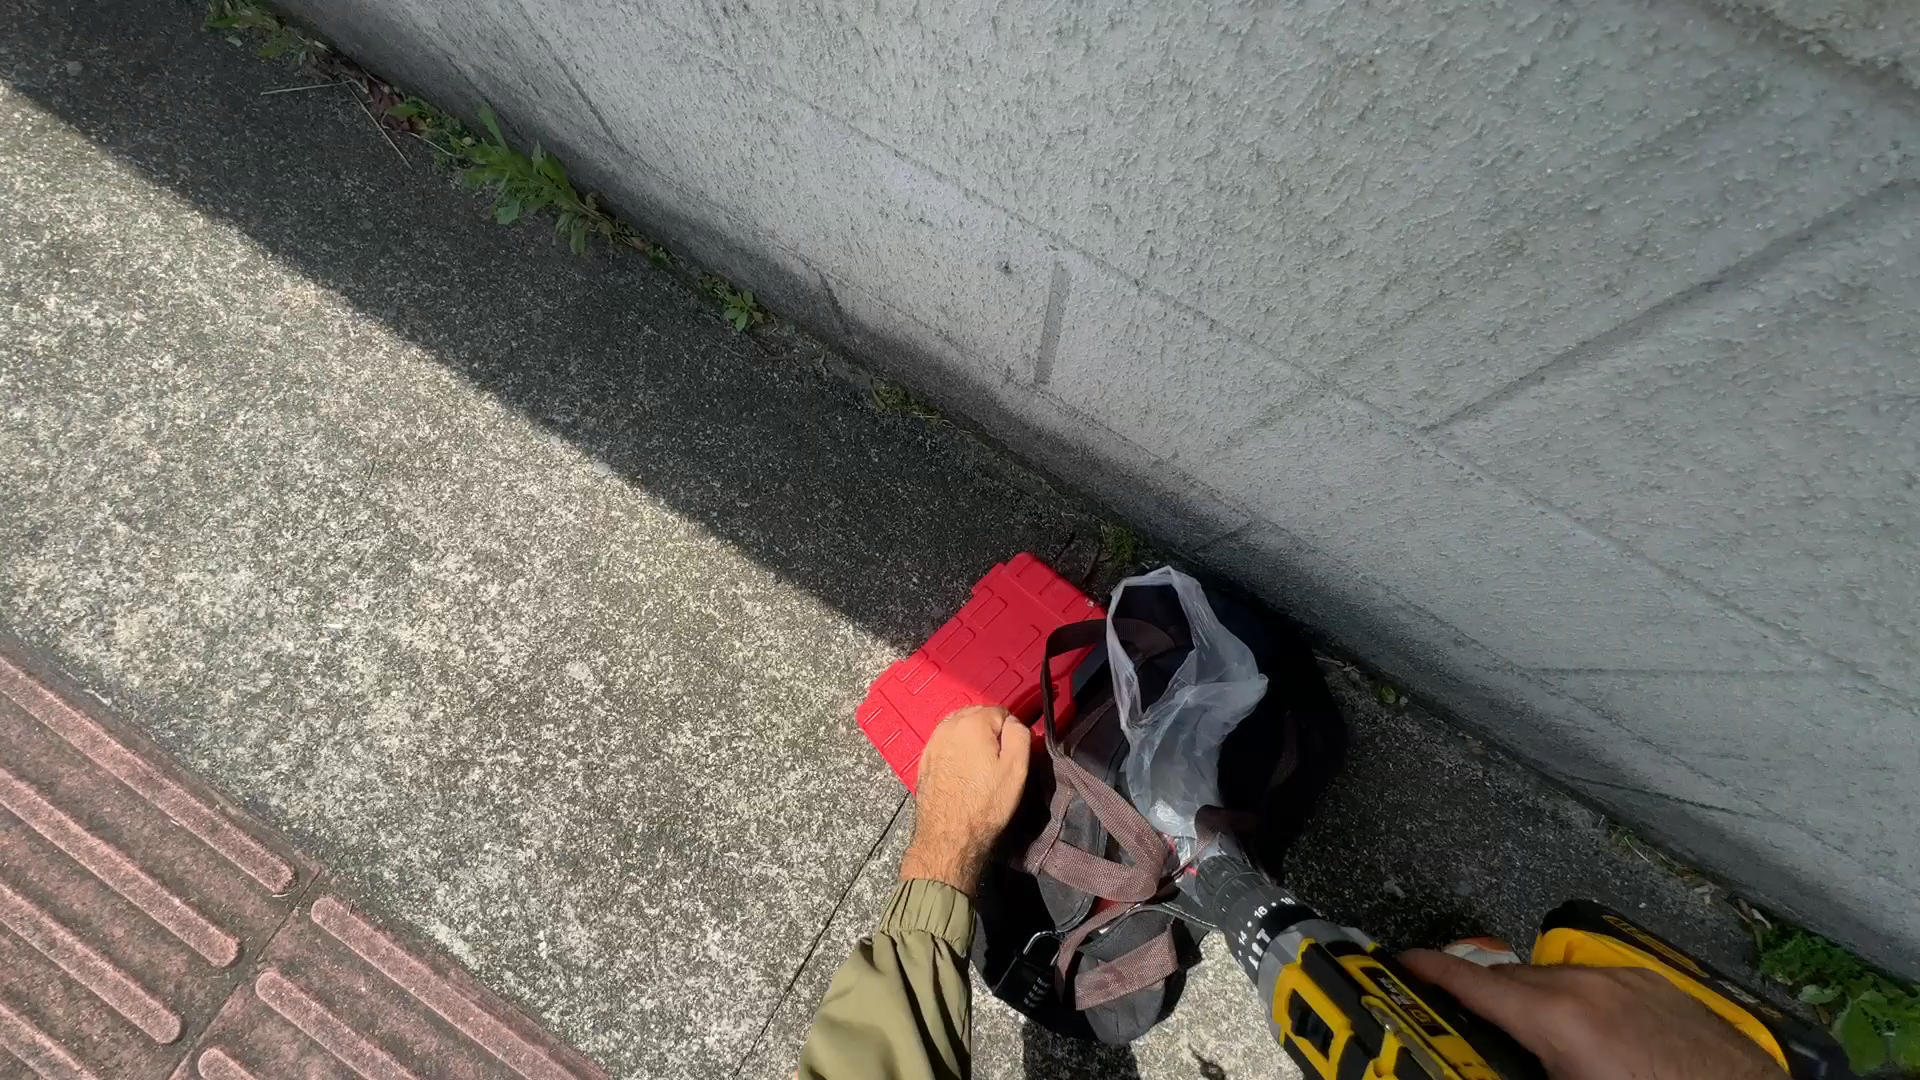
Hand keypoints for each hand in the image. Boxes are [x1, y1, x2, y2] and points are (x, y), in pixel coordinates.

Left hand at [899, 706, 1030, 895]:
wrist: (949, 836)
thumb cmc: (985, 804)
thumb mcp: (1017, 768)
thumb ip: (1020, 734)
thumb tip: (1014, 722)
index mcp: (973, 722)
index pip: (1001, 712)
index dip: (1010, 733)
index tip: (1010, 756)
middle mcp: (949, 725)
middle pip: (979, 716)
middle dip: (990, 733)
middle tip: (996, 763)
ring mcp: (933, 741)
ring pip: (962, 729)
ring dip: (973, 741)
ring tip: (980, 769)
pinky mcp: (925, 758)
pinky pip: (947, 743)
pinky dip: (957, 751)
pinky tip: (963, 772)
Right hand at [1399, 950, 1782, 1079]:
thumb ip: (1521, 1064)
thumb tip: (1477, 1061)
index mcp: (1556, 1019)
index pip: (1469, 983)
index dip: (1426, 969)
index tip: (1397, 960)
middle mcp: (1580, 986)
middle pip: (1505, 979)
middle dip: (1483, 997)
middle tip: (1470, 1023)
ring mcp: (1620, 979)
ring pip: (1548, 978)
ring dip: (1531, 1000)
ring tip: (1538, 1038)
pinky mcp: (1654, 984)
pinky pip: (1592, 982)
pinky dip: (1575, 999)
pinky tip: (1593, 1034)